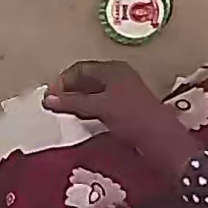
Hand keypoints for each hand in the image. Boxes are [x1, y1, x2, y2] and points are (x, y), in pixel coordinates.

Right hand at [44, 61, 201, 178]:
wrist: (161, 139)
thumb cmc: (130, 117)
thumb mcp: (99, 107)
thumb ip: (72, 102)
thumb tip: (47, 98)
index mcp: (113, 68)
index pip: (81, 68)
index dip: (63, 80)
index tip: (50, 97)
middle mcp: (119, 75)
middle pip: (87, 78)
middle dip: (70, 90)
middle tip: (54, 104)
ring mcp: (124, 90)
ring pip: (94, 91)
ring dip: (79, 100)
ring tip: (64, 112)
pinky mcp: (127, 106)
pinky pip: (102, 101)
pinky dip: (89, 107)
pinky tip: (83, 118)